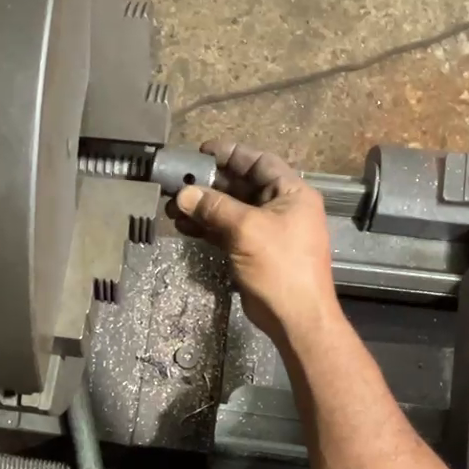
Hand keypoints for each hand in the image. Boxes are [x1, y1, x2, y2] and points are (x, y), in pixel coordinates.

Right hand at [168, 141, 338, 343]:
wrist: (295, 316)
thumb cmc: (280, 266)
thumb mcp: (247, 229)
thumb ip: (214, 208)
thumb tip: (183, 194)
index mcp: (291, 192)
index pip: (259, 162)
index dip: (231, 154)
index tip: (201, 152)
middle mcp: (280, 207)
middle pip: (241, 186)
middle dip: (209, 184)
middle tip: (178, 182)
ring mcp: (266, 232)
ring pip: (230, 212)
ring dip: (203, 208)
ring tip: (173, 207)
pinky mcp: (253, 253)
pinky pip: (227, 233)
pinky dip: (207, 229)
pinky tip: (184, 226)